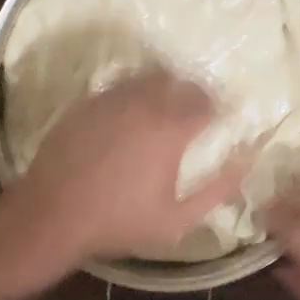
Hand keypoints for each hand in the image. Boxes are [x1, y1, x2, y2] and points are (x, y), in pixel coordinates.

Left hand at [12, 70, 250, 262]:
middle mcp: (143, 103)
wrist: (52, 215)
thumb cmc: (119, 222)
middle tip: (199, 111)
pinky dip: (133, 94)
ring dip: (164, 87)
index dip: (220, 107)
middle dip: (194, 92)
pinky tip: (131, 115)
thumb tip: (248, 160)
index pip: (207, 101)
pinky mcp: (85, 104)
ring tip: (167, 108)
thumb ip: (218, 188)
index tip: (224, 118)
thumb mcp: (178, 218)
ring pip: (147, 78)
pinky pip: (118, 87)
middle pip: (179, 80)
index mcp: (171, 129)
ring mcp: (109, 100)